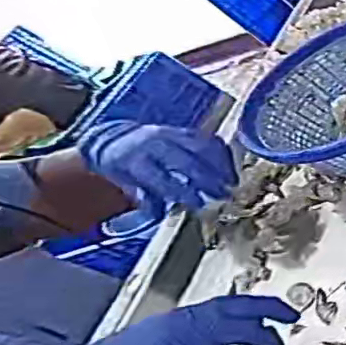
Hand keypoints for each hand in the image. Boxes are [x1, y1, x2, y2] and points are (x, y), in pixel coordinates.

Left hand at [78, 121, 236, 216]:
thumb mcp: (125, 183)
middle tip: (225, 194)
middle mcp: (155, 144)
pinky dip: (222, 154)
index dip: (184, 192)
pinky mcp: (184, 130)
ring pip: (203, 148)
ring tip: (232, 181)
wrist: (113, 137)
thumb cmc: (122, 167)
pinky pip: (208, 139)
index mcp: (136, 160)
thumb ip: (146, 198)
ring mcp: (172, 133)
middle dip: (210, 180)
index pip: (164, 179)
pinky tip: (229, 167)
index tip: (201, 203)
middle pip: (189, 162)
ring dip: (221, 165)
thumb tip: (163, 214)